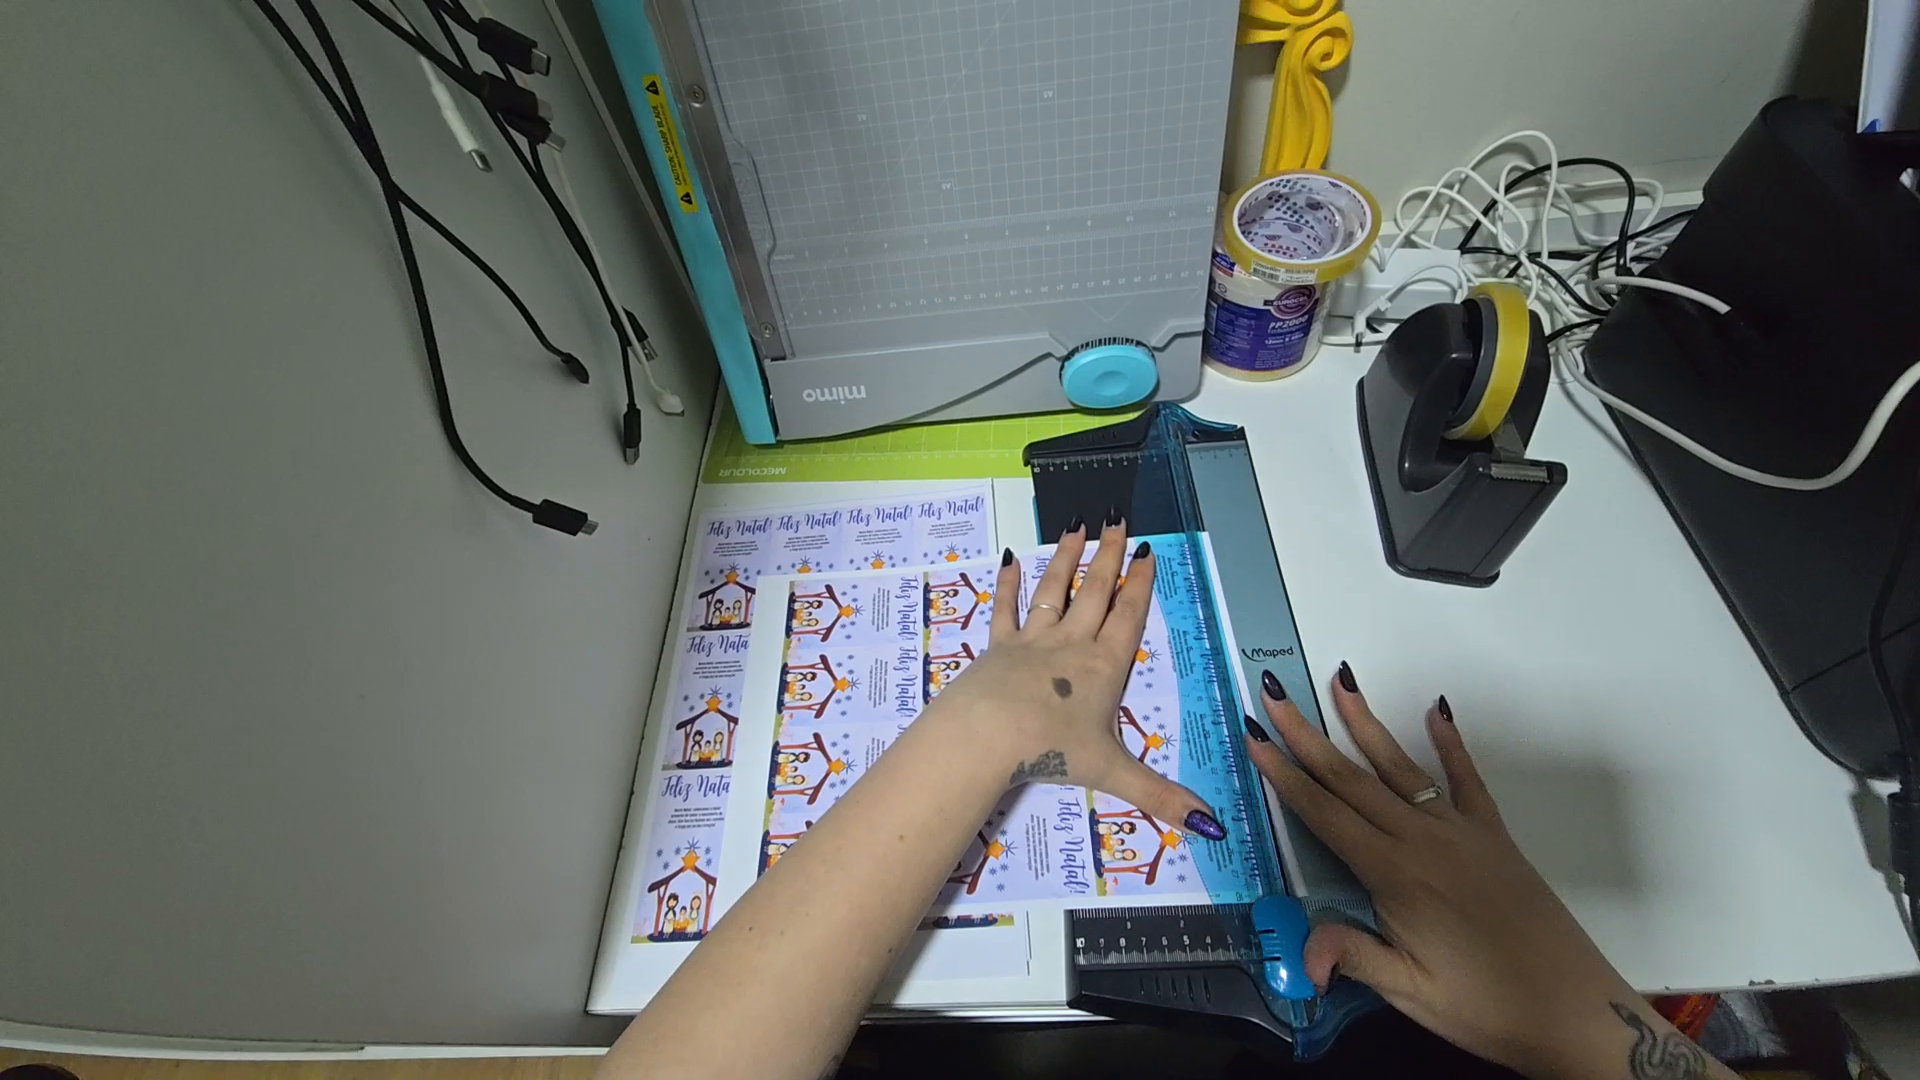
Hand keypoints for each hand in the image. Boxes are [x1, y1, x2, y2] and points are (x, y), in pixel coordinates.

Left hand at [928, 515, 1226, 839]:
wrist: (989, 734)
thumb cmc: (1052, 750)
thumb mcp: (1113, 774)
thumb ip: (1162, 797)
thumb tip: (1213, 827)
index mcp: (1103, 667)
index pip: (1127, 617)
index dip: (1140, 585)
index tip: (1147, 552)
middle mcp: (1070, 644)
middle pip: (1095, 592)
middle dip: (1109, 556)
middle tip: (1117, 520)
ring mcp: (1032, 640)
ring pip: (1054, 589)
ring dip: (1066, 557)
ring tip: (1075, 525)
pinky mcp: (998, 645)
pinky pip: (1005, 608)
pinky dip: (1007, 583)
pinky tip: (1009, 557)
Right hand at [1243, 666, 1665, 1077]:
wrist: (1579, 1016)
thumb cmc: (1488, 1008)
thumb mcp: (1413, 993)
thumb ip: (1354, 958)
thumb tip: (1302, 954)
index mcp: (1393, 873)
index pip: (1323, 812)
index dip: (1283, 773)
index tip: (1254, 735)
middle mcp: (1421, 839)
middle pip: (1350, 776)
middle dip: (1305, 733)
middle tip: (1274, 692)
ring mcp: (1459, 830)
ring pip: (1399, 765)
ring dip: (1364, 722)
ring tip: (1341, 680)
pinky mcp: (1492, 834)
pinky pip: (1466, 779)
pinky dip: (1451, 742)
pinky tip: (1438, 709)